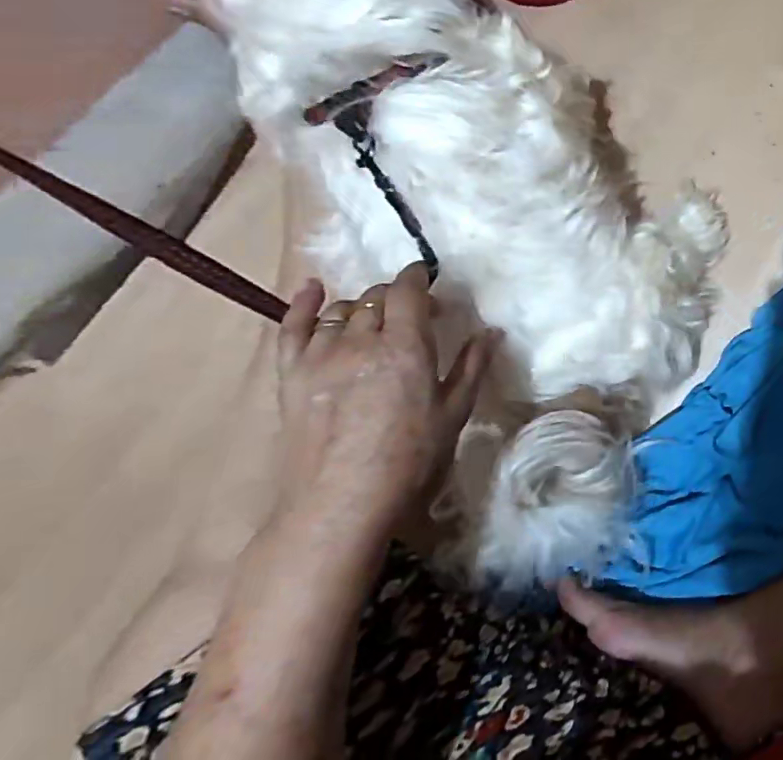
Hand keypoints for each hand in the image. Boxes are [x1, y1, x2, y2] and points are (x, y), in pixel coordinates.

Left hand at [273, 263, 497, 535]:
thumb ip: (472, 366)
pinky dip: (303, 304)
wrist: (341, 504)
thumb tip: (491, 332)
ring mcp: (321, 357)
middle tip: (415, 313)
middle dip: (398, 296)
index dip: (418, 278)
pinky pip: (292, 328)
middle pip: (375, 298)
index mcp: (405, 348)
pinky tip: (312, 289)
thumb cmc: (410, 460)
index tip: (428, 278)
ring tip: (376, 319)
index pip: (407, 292)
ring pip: (341, 310)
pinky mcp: (291, 376)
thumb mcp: (454, 413)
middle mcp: (361, 342)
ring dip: (363, 306)